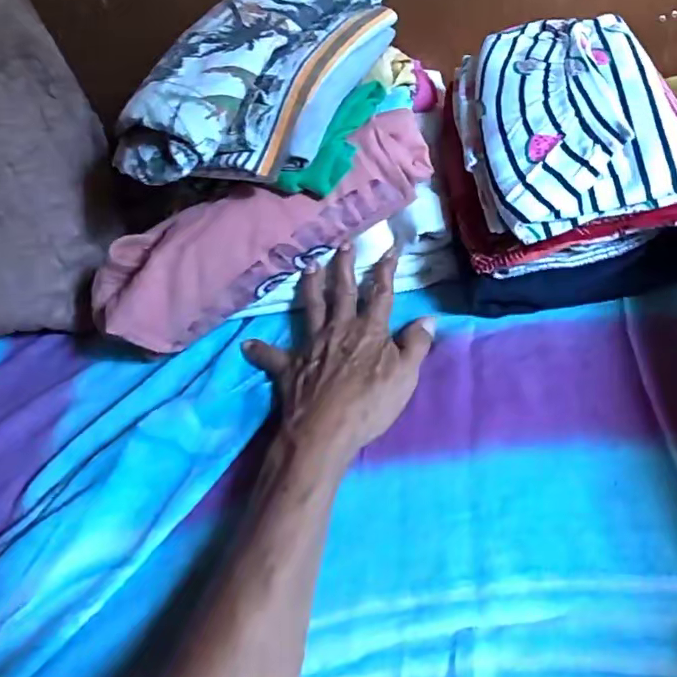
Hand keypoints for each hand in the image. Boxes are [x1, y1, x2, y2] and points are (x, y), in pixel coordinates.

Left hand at [241, 245, 434, 464]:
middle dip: (344, 266)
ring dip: (310, 286)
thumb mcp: (406, 376)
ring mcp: (311, 346)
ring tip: (309, 266)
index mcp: (369, 330)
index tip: (389, 249)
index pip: (381, 293)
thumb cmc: (370, 404)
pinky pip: (272, 356)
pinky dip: (261, 350)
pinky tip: (248, 345)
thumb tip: (428, 318)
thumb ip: (416, 344)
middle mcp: (339, 329)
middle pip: (343, 291)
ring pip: (311, 308)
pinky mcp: (289, 367)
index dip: (386, 269)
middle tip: (343, 244)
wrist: (323, 432)